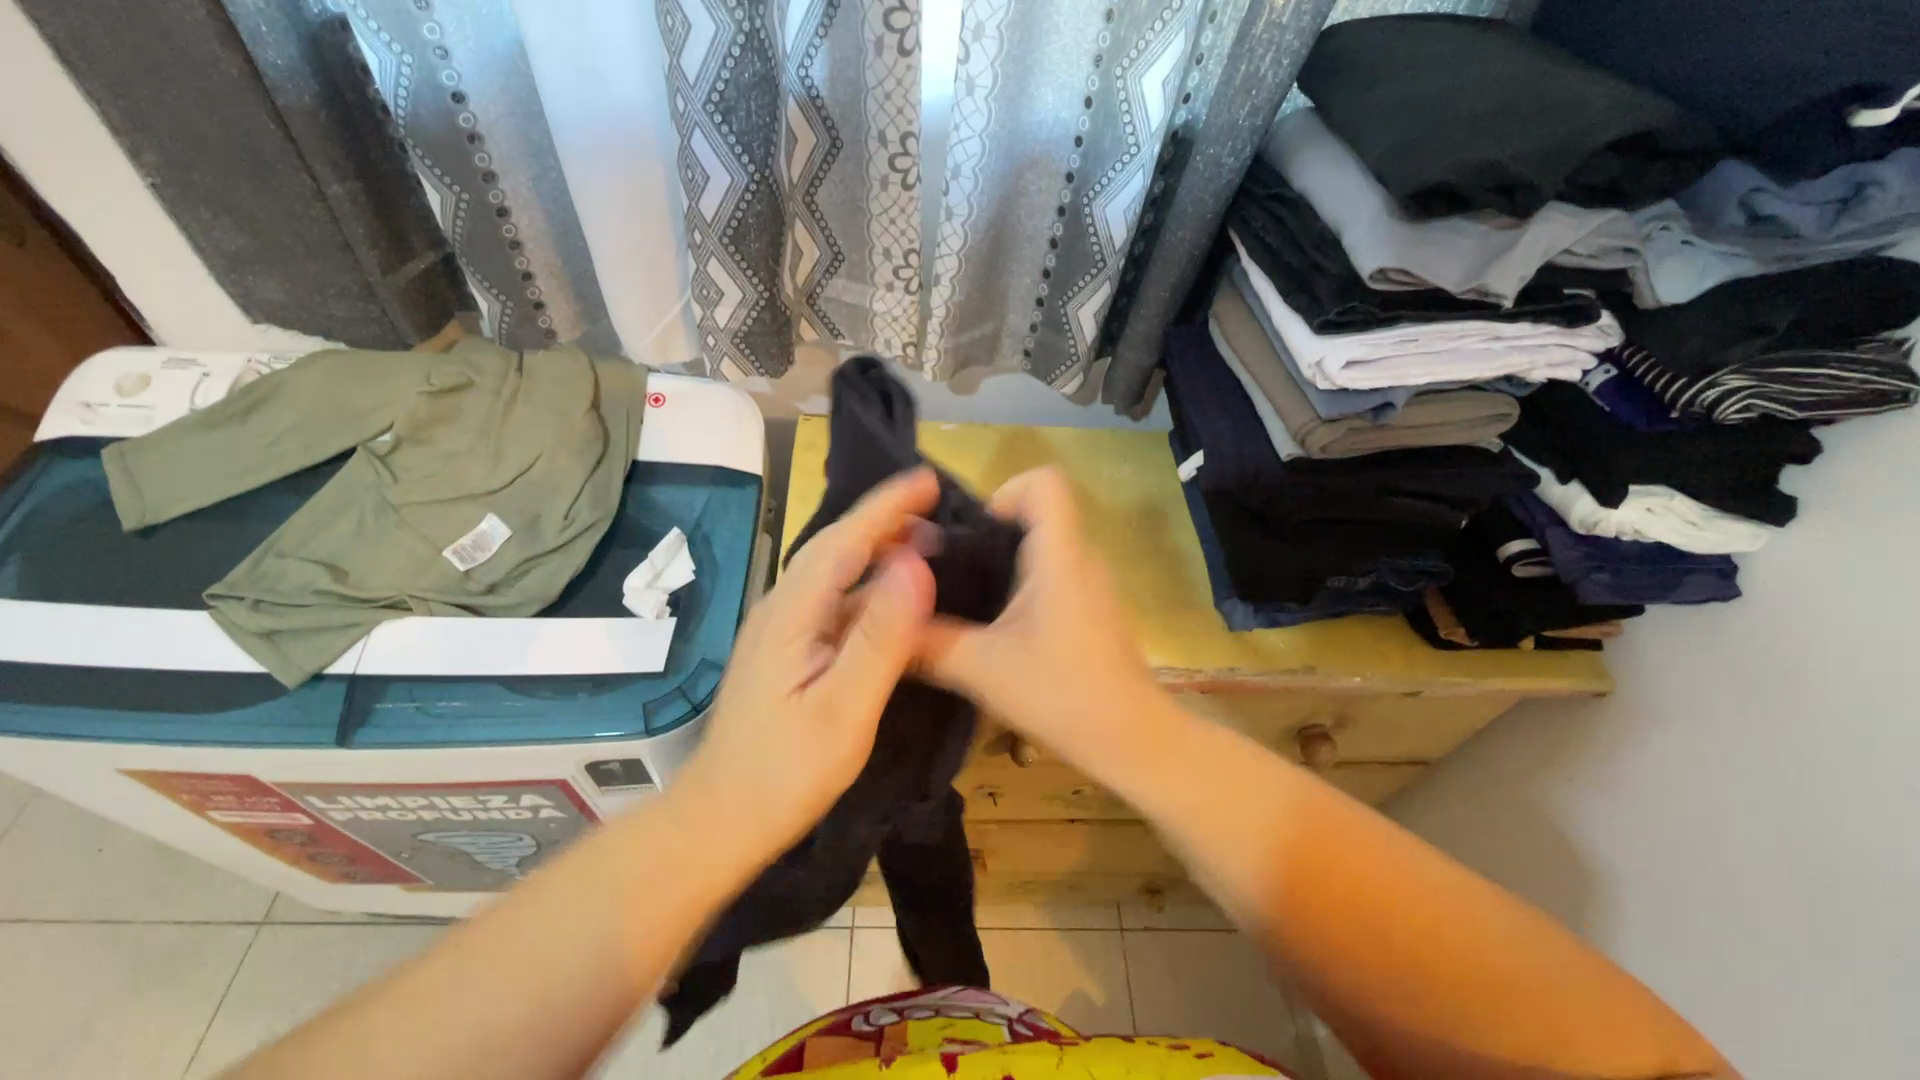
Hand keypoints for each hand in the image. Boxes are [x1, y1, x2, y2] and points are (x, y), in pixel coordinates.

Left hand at [677, 468, 939, 852]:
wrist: (722, 820)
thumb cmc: (784, 773)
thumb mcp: (843, 710)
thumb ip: (880, 638)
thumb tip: (917, 566)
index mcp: (792, 614)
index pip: (843, 541)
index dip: (886, 507)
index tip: (928, 479)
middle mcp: (781, 611)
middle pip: (834, 550)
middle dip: (884, 522)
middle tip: (939, 513)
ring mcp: (780, 633)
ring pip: (833, 576)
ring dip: (877, 553)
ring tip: (926, 548)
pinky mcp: (786, 655)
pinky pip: (832, 603)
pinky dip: (867, 588)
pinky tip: (892, 603)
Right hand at [917, 467, 1162, 755]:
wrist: (1132, 741)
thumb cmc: (1062, 694)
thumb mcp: (982, 670)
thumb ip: (926, 643)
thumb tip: (878, 622)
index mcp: (1060, 557)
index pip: (1045, 481)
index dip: (1004, 491)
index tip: (971, 533)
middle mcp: (1082, 560)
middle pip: (1038, 514)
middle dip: (990, 532)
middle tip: (949, 569)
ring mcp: (1093, 586)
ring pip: (1044, 548)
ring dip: (1005, 563)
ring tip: (965, 600)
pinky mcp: (1093, 612)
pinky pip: (1053, 577)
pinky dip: (1022, 588)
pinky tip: (997, 630)